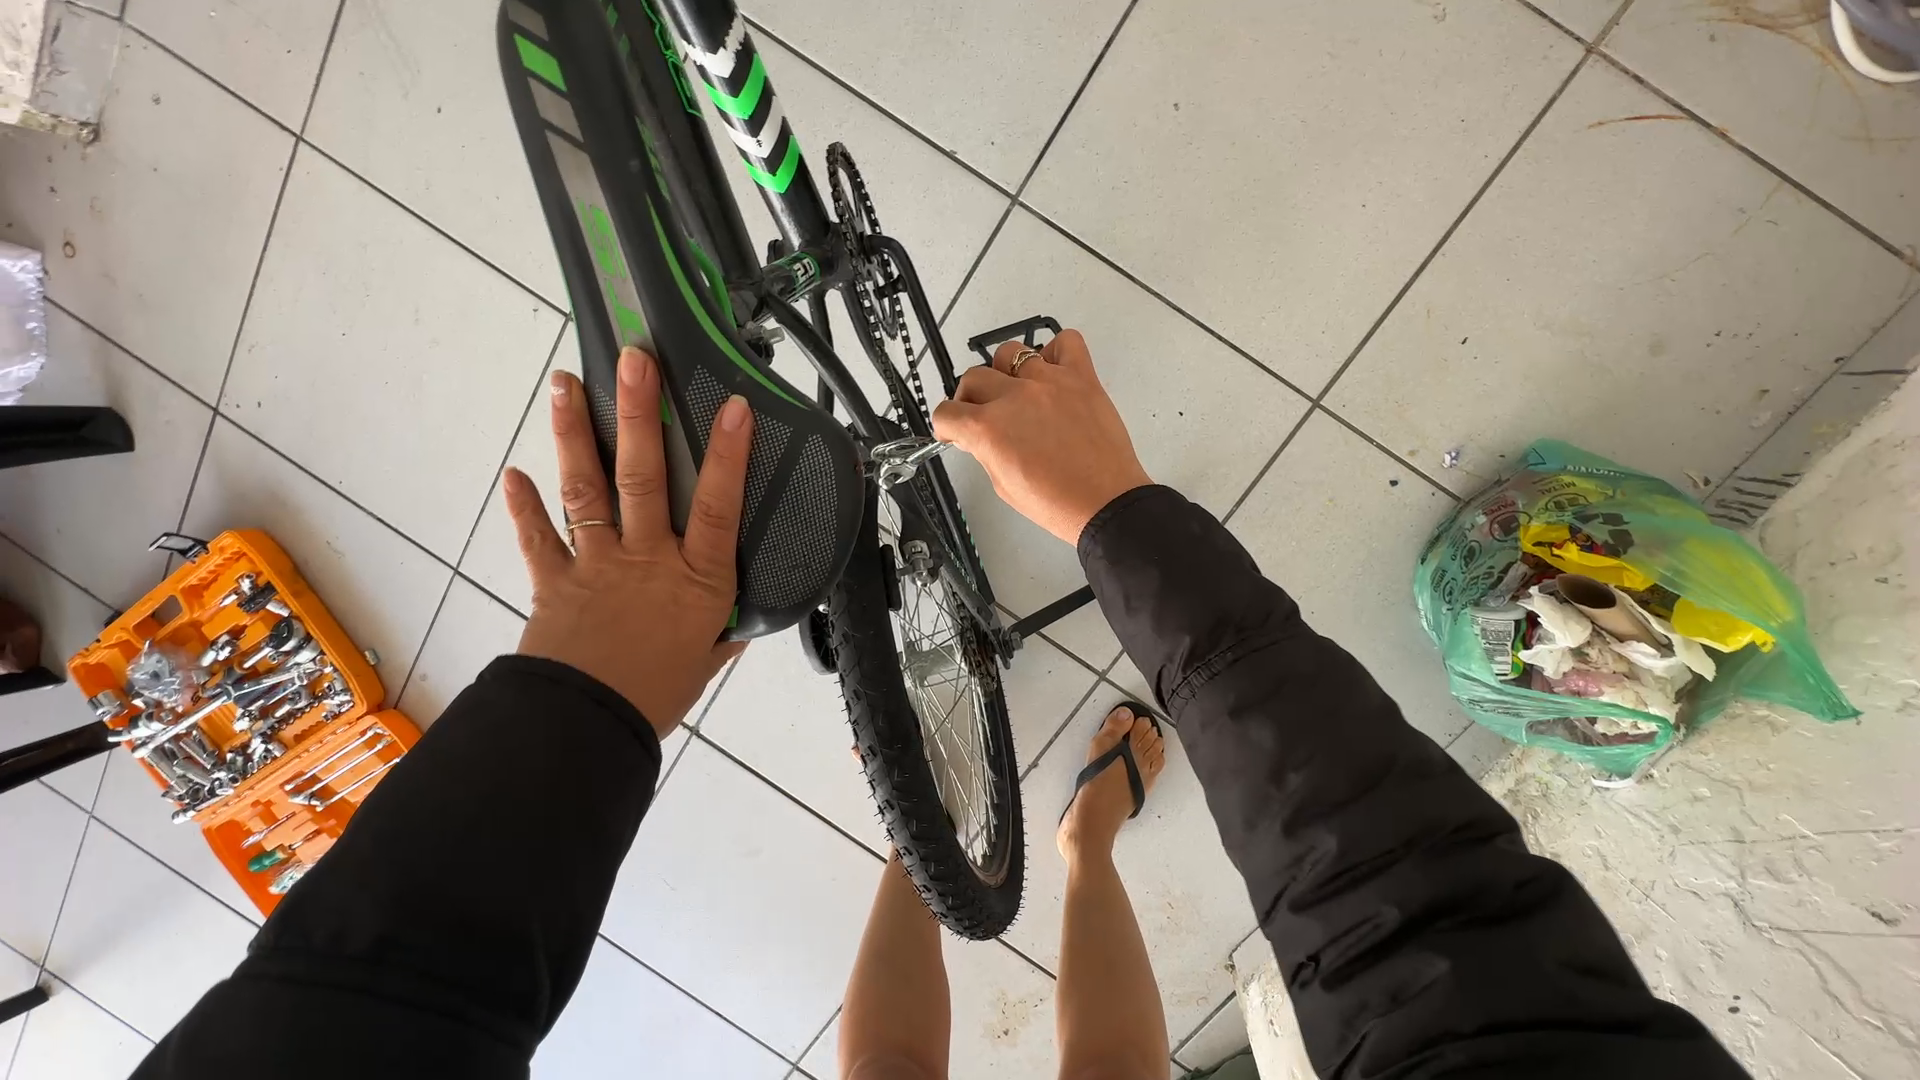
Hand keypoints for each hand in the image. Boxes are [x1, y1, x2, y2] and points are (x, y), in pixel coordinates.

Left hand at [504, 347, 750, 739]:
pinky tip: (512, 474)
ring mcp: (597, 564)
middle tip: (634, 361)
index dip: (729, 456)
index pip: (720, 507)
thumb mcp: (707, 663)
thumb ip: (721, 635)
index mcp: (698, 580)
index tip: (734, 407)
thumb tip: (735, 627)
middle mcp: (649, 559)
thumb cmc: (658, 696)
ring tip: (566, 386)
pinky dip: (524, 507)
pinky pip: (540, 539)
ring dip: (577, 436)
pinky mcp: (554, 581)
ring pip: (589, 491)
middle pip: (646, 478)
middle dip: (642, 416)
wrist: (586, 728)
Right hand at [931, 329, 1150, 544]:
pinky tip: (1052, 374)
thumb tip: (976, 436)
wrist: (1105, 504)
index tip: (954, 430)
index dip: (947, 425)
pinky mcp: (1081, 378)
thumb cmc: (1057, 502)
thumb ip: (984, 451)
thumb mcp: (1003, 485)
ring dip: (1005, 372)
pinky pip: (1066, 342)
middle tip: (983, 415)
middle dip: (970, 399)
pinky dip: (1054, 352)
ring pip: (1010, 353)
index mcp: (989, 428)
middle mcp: (1015, 397)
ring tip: (1017, 391)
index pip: (947, 412)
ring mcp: (1049, 382)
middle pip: (973, 378)